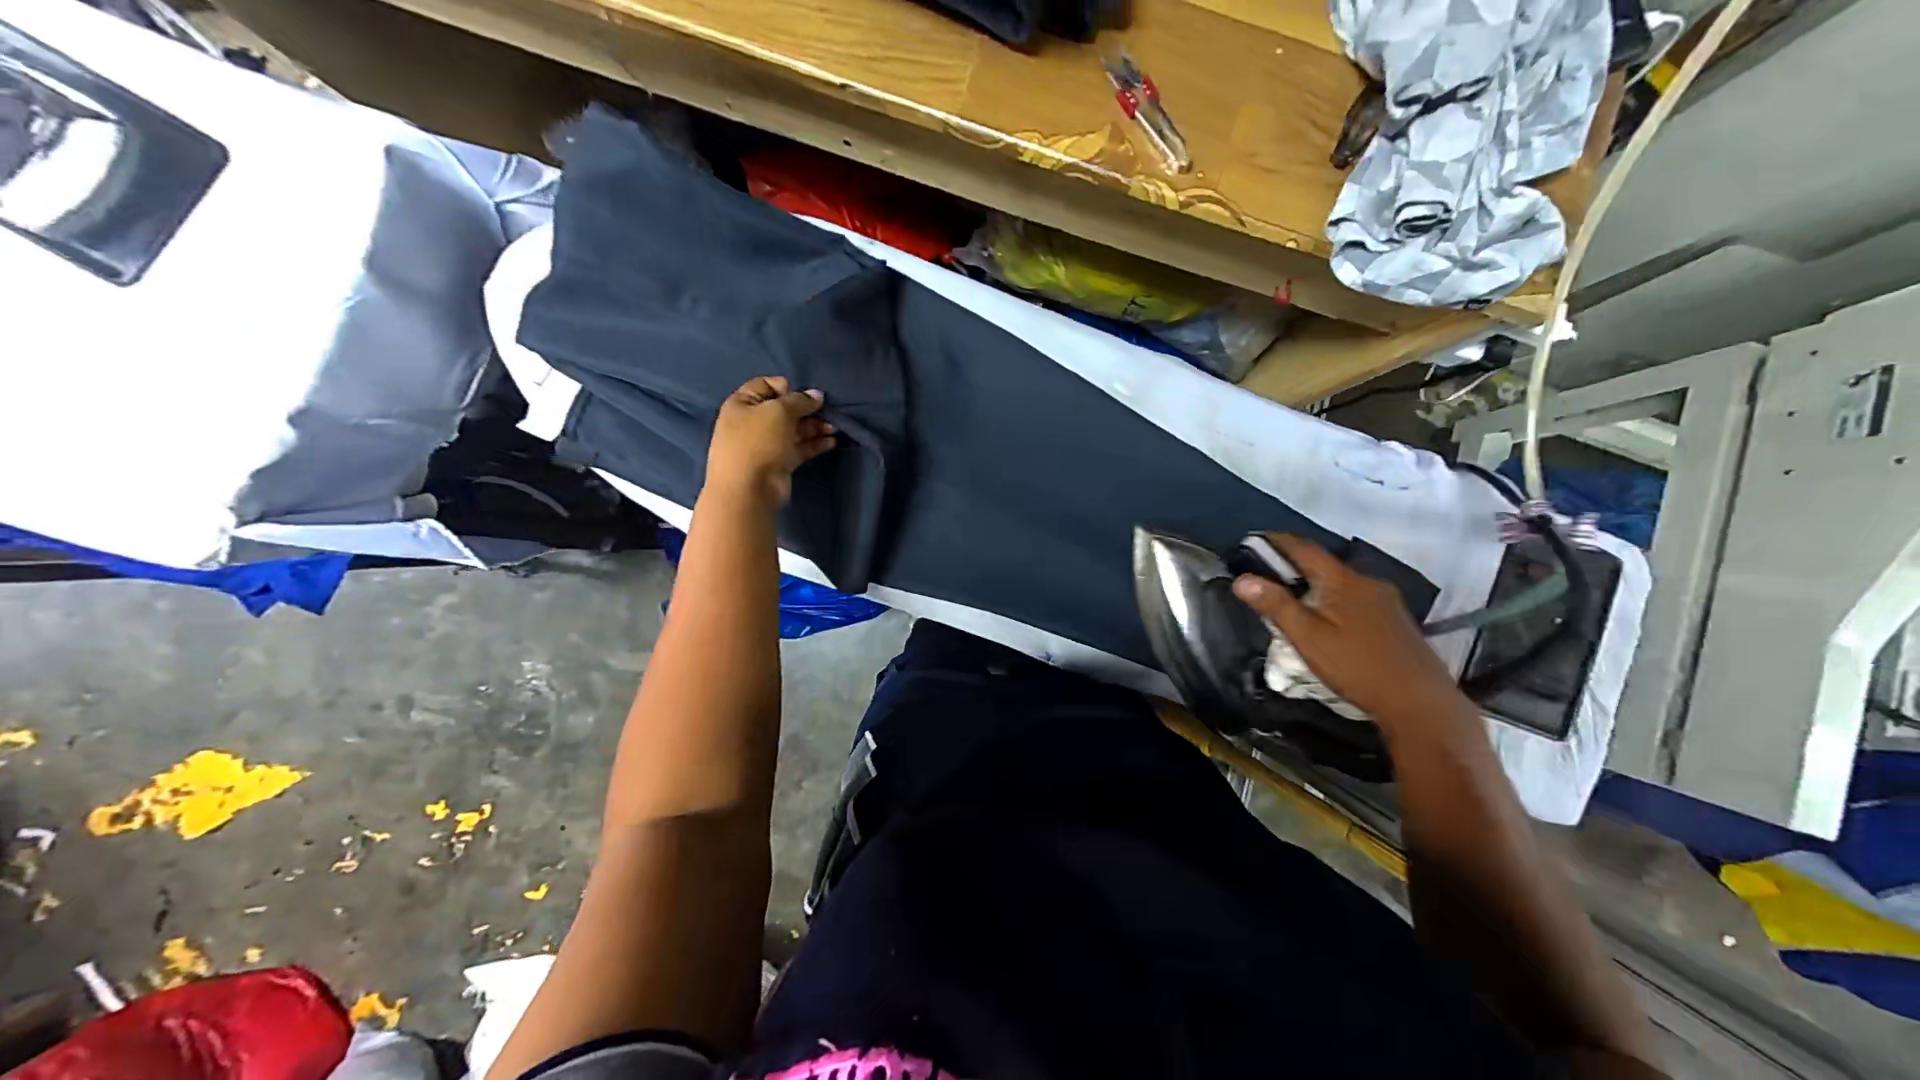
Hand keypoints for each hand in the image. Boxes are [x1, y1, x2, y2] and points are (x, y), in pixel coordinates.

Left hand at [705, 376, 836, 506]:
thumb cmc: (758, 441)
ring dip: (815, 426)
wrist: (748, 489)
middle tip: (827, 411)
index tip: (803, 396)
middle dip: (807, 409)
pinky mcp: (780, 461)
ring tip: (834, 427)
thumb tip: (817, 395)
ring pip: (795, 429)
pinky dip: (815, 443)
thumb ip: (800, 401)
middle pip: (784, 409)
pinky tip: (831, 441)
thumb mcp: (778, 411)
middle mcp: (754, 421)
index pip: (766, 385)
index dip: (786, 387)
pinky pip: (800, 447)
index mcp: (743, 403)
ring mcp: (767, 443)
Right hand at [1231, 534, 1476, 737]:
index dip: (1277, 542)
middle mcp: (1368, 582)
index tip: (1253, 542)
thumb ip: (1276, 606)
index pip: (1305, 548)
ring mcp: (1387, 601)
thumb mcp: (1308, 638)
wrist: (1421, 703)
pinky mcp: (1396, 621)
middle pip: (1324, 566)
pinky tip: (1329, 625)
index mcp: (1344, 581)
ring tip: (1294, 604)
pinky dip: (1335, 603)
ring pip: (1342, 585)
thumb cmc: (1358, 667)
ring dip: (1316, 588)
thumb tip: (1242, 579)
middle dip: (1294, 568)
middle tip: (1266, 579)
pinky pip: (1357, 600)